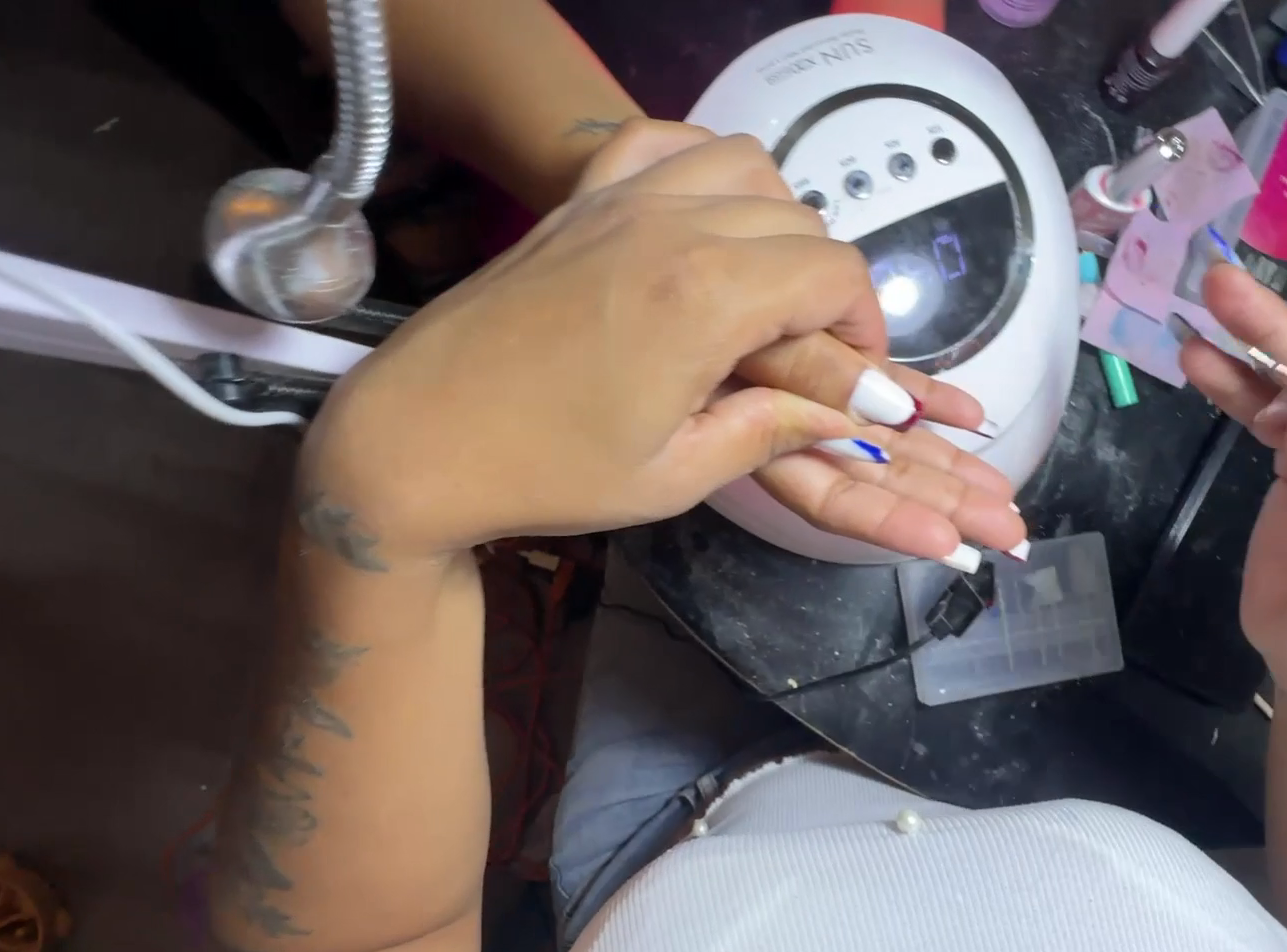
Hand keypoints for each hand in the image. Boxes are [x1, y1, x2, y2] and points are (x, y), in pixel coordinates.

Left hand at [299, 121, 1025, 566]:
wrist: (419, 442)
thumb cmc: (548, 473)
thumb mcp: (676, 475)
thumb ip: (770, 431)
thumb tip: (842, 415)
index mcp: (707, 298)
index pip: (835, 272)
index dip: (867, 323)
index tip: (859, 371)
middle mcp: (673, 224)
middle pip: (802, 221)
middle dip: (829, 285)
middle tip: (814, 350)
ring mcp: (620, 199)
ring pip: (747, 165)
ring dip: (780, 222)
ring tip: (766, 287)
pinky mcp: (579, 198)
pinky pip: (667, 142)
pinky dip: (707, 169)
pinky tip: (706, 218)